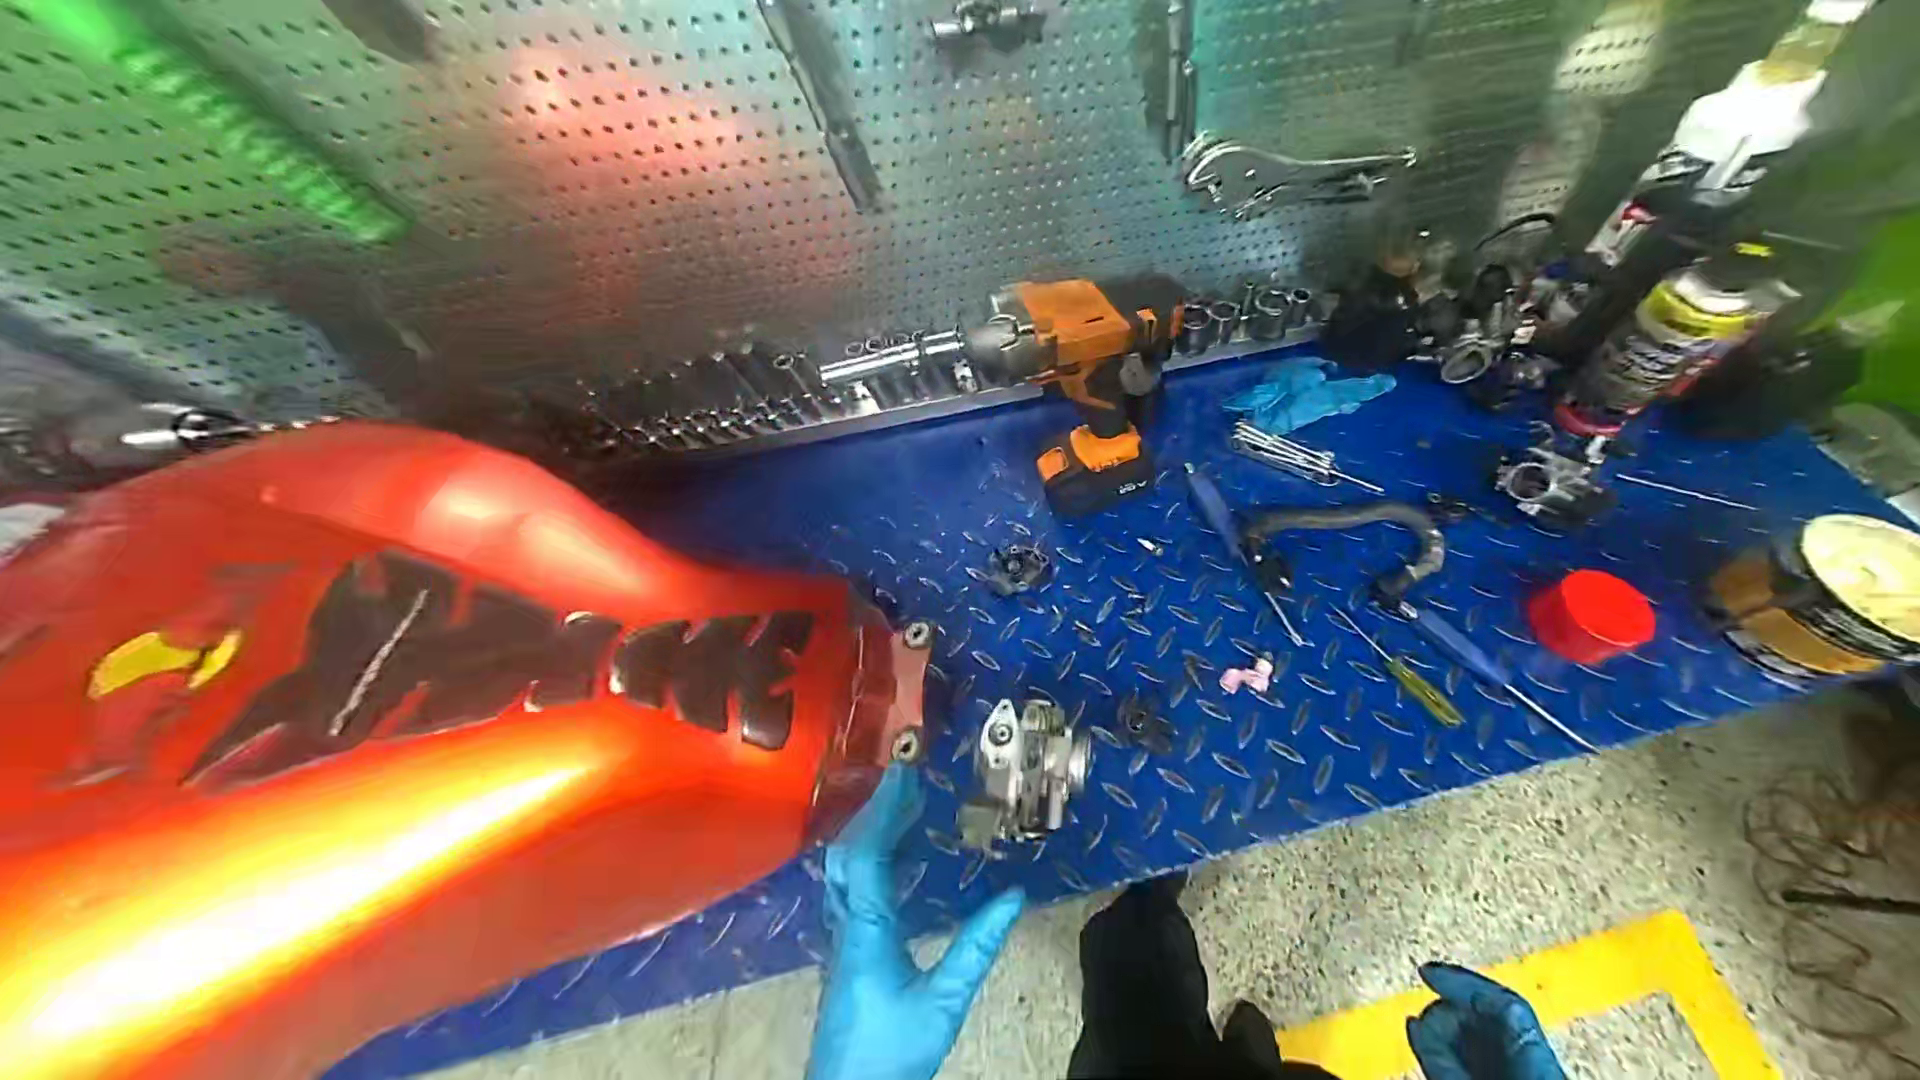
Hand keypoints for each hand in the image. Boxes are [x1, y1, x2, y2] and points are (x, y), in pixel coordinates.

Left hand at [806, 765, 1025, 1079]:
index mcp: (865, 929)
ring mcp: (840, 932)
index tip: (904, 775)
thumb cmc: (893, 1052)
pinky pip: (851, 883)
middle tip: (907, 780)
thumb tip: (1014, 897)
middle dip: (876, 809)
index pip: (867, 855)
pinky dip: (872, 855)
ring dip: (870, 829)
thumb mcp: (944, 1004)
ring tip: (904, 805)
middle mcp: (845, 922)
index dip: (884, 810)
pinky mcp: (845, 943)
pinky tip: (898, 854)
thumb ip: (977, 949)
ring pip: (845, 866)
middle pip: (849, 851)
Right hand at [1406, 962, 1566, 1079]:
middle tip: (1423, 1033)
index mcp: (1539, 1063)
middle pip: (1490, 1019)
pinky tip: (1441, 1067)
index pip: (1502, 1002)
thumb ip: (1443, 1060)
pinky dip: (1456, 1060)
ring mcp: (1529, 1077)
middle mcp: (1538, 1067)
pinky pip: (1485, 1063)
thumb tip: (1415, 1022)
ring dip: (1449, 1041)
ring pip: (1484, 1042)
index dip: (1461, 979)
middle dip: (1448, 1017)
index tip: (1424, 971)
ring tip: (1432, 1059)